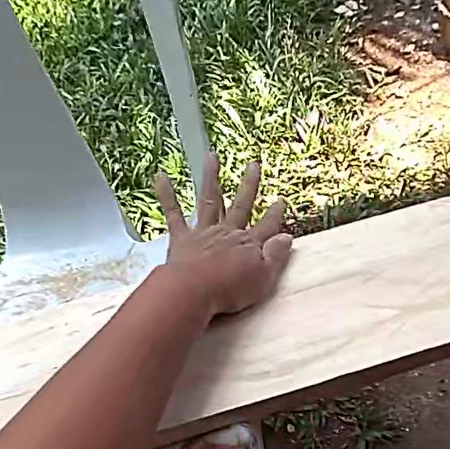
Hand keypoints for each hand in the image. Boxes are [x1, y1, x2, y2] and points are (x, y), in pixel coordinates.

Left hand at [156, 151, 292, 315]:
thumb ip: (276, 256)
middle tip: (254, 165)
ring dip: (211, 178)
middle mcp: (228, 232)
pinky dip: (167, 195)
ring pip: (210, 200)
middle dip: (249, 185)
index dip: (276, 214)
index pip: (268, 225)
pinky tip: (162, 176)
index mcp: (249, 244)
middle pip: (241, 205)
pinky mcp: (181, 238)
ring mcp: (204, 233)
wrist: (194, 292)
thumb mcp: (265, 277)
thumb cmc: (230, 289)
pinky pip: (173, 213)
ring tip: (212, 157)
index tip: (281, 200)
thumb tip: (287, 238)